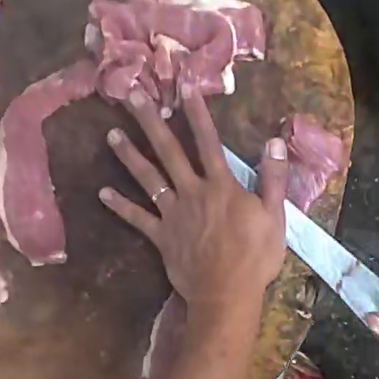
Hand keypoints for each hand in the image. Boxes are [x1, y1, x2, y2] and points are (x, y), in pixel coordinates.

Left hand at [99, 90, 287, 323]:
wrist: (227, 292)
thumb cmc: (256, 255)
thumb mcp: (276, 216)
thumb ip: (273, 178)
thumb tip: (275, 142)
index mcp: (222, 187)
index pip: (209, 143)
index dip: (198, 114)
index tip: (184, 87)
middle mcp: (193, 192)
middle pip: (169, 152)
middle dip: (150, 122)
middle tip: (131, 95)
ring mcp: (174, 214)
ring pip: (148, 179)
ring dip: (129, 156)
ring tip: (110, 134)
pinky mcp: (162, 237)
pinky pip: (138, 219)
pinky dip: (120, 206)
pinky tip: (103, 193)